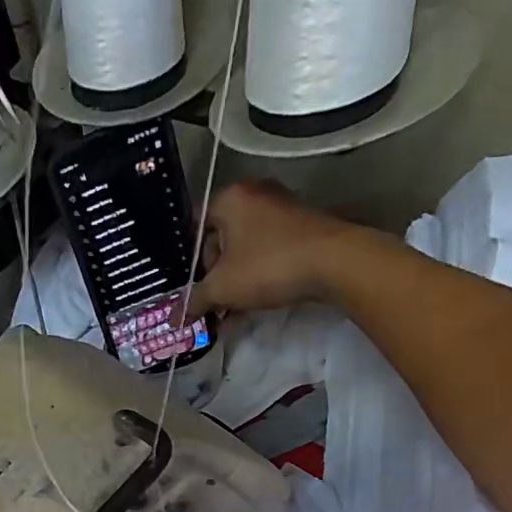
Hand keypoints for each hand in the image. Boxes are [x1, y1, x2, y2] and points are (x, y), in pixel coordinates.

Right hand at [190, 181, 389, 316]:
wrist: (337, 264)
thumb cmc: (268, 266)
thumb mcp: (222, 288)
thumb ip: (195, 300)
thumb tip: (174, 318)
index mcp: (230, 198)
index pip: (194, 225)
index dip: (186, 258)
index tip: (186, 283)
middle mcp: (255, 194)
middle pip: (219, 236)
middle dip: (213, 271)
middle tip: (210, 300)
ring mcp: (282, 207)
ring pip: (244, 246)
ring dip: (234, 277)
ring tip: (230, 308)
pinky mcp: (302, 225)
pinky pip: (267, 249)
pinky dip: (257, 272)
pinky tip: (253, 300)